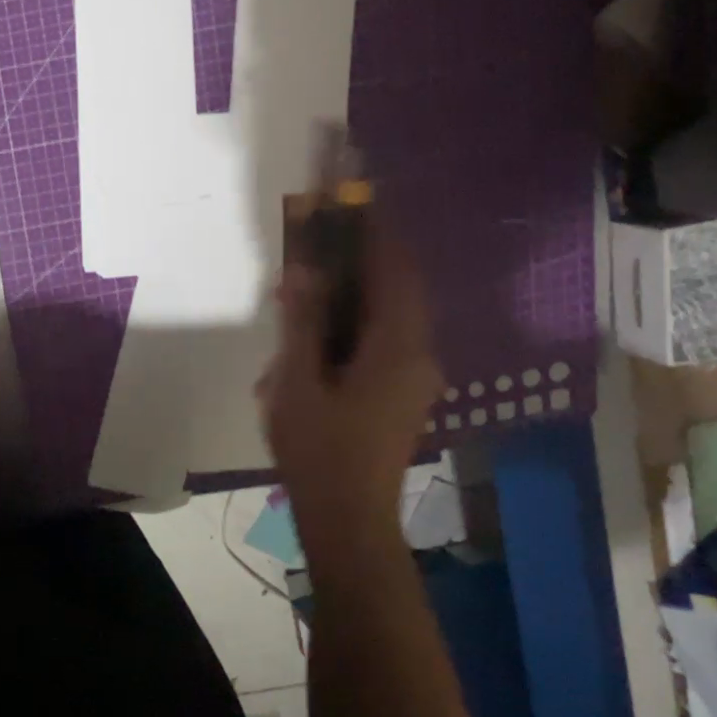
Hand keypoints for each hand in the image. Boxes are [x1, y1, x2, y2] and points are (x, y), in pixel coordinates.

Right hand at [259, 232, 441, 532]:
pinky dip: (351, 321)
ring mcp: (412, 377)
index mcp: (398, 348)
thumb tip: (305, 269)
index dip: (373, 234)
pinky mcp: (398, 393)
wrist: (348, 514)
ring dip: (349, 294)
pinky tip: (310, 334)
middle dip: (356, 261)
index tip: (349, 202)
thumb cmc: (319, 445)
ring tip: (302, 287)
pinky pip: (379, 340)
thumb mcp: (299, 379)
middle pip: (393, 291)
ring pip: (385, 317)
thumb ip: (303, 321)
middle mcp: (417, 356)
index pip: (393, 273)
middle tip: (313, 241)